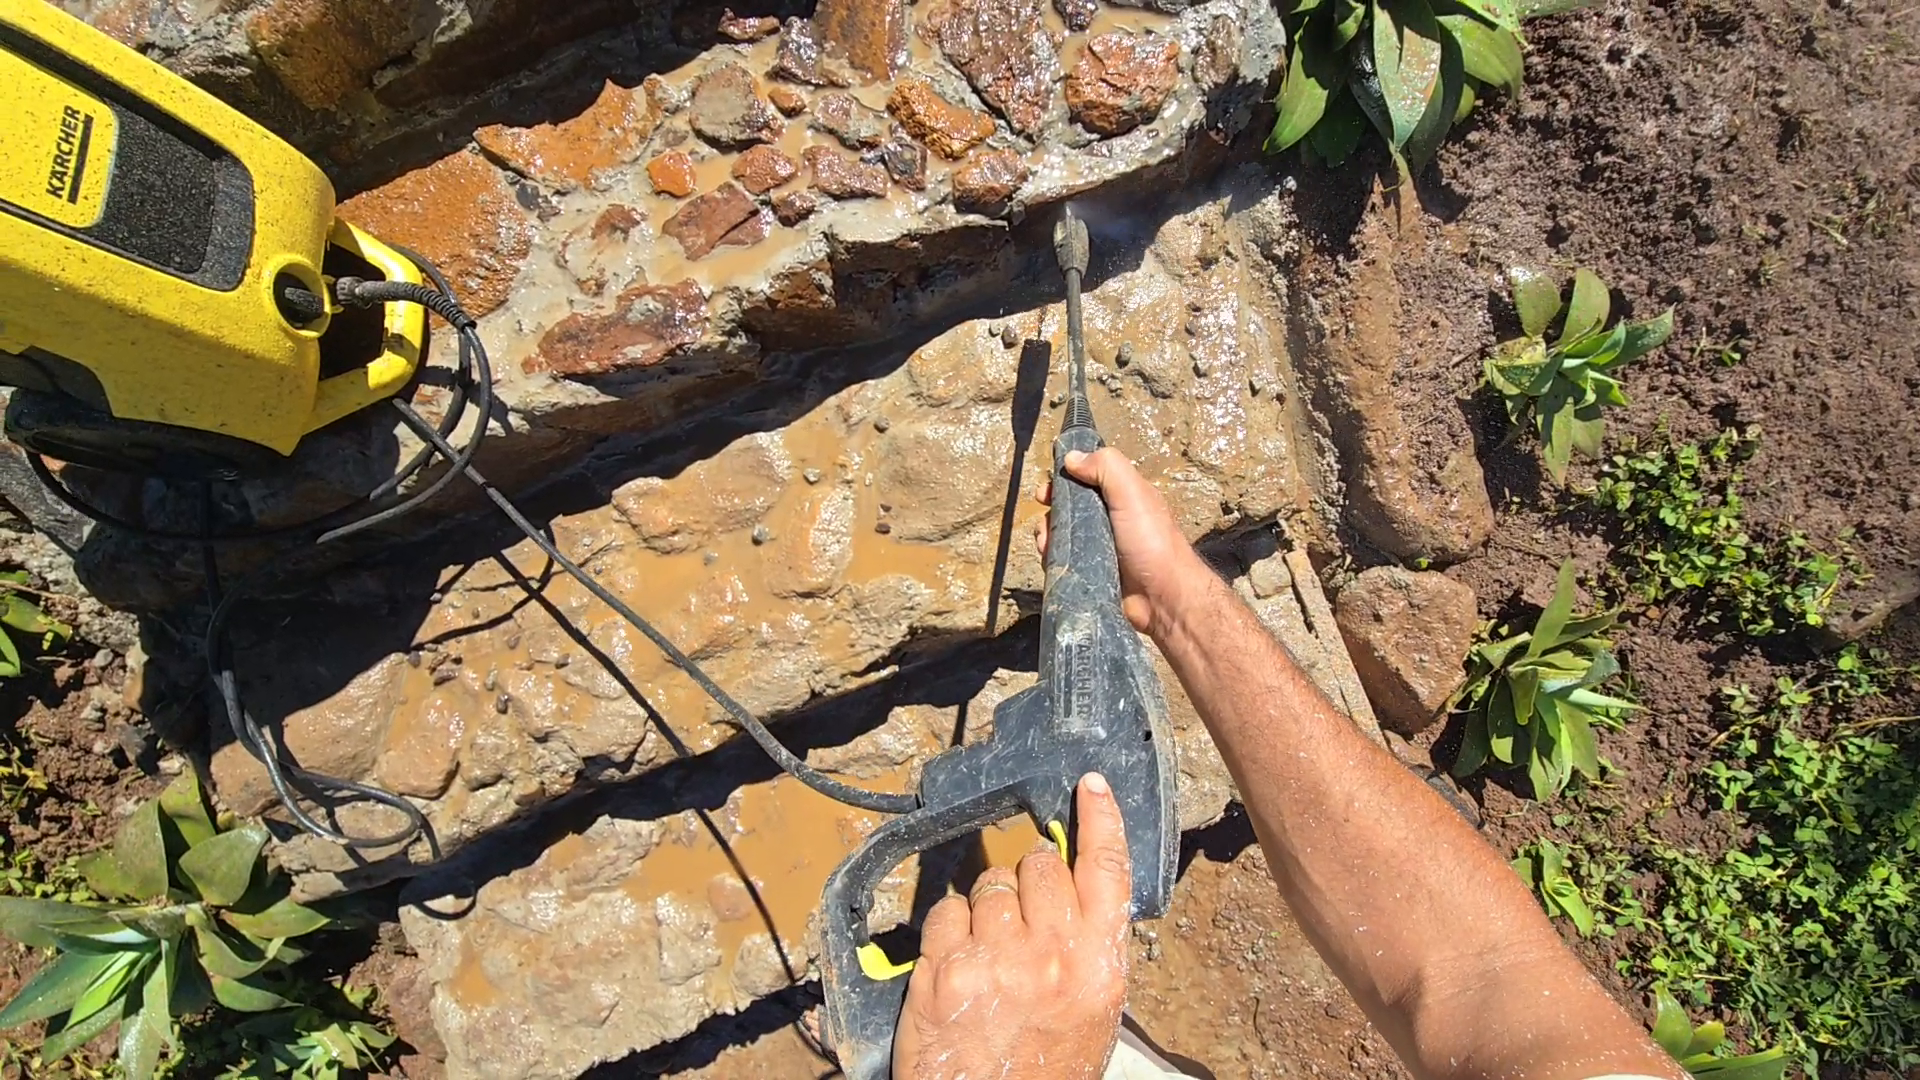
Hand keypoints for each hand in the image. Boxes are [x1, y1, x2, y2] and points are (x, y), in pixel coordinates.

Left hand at [891, 774, 1133, 1079]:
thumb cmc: (1046, 1068)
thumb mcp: (1091, 1011)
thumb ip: (1086, 943)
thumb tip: (1069, 880)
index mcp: (1098, 966)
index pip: (1107, 872)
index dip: (1101, 821)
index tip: (1090, 785)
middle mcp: (1051, 955)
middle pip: (1037, 863)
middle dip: (1026, 880)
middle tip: (1020, 919)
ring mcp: (997, 959)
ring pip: (989, 884)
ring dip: (986, 908)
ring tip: (988, 952)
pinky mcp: (946, 968)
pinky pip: (946, 909)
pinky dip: (948, 929)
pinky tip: (956, 964)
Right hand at [1037, 447, 1208, 636]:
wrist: (1162, 598)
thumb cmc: (1152, 543)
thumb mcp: (1132, 494)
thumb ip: (1106, 468)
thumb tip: (1072, 457)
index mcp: (1121, 496)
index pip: (1085, 479)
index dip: (1064, 480)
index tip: (1047, 490)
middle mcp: (1109, 519)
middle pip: (1068, 508)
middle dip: (1051, 512)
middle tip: (1046, 522)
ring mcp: (1099, 547)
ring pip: (1062, 535)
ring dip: (1048, 537)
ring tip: (1048, 545)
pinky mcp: (1091, 571)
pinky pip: (1064, 560)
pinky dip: (1053, 559)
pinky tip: (1052, 561)